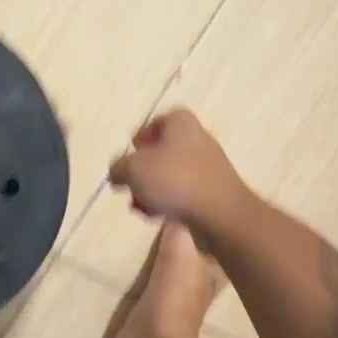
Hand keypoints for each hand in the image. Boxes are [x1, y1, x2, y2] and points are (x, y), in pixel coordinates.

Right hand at [108, 109, 248, 226]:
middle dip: (144, 169)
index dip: (142, 136)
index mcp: (181, 123)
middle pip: (163, 150)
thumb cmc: (174, 180)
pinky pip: (185, 192)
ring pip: (172, 173)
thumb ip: (119, 167)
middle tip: (132, 184)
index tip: (131, 152)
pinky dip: (171, 201)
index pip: (158, 120)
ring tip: (142, 207)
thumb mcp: (133, 169)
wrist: (220, 213)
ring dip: (154, 189)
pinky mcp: (215, 190)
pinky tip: (159, 216)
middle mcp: (198, 138)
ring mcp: (209, 165)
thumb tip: (118, 173)